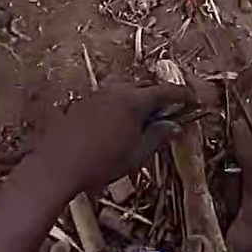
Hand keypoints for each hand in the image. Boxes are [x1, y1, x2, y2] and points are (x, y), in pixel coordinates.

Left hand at [29, 81, 192, 195]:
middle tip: (172, 112)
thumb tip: (174, 125)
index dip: (183, 95)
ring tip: (147, 120)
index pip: (166, 91)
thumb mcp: (136, 156)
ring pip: (128, 90)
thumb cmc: (100, 164)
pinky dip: (124, 104)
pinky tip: (123, 124)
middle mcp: (117, 90)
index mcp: (134, 101)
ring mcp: (99, 94)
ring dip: (141, 100)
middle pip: (146, 87)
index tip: (194, 101)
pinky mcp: (85, 102)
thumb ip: (157, 137)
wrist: (57, 165)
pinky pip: (112, 96)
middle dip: (161, 97)